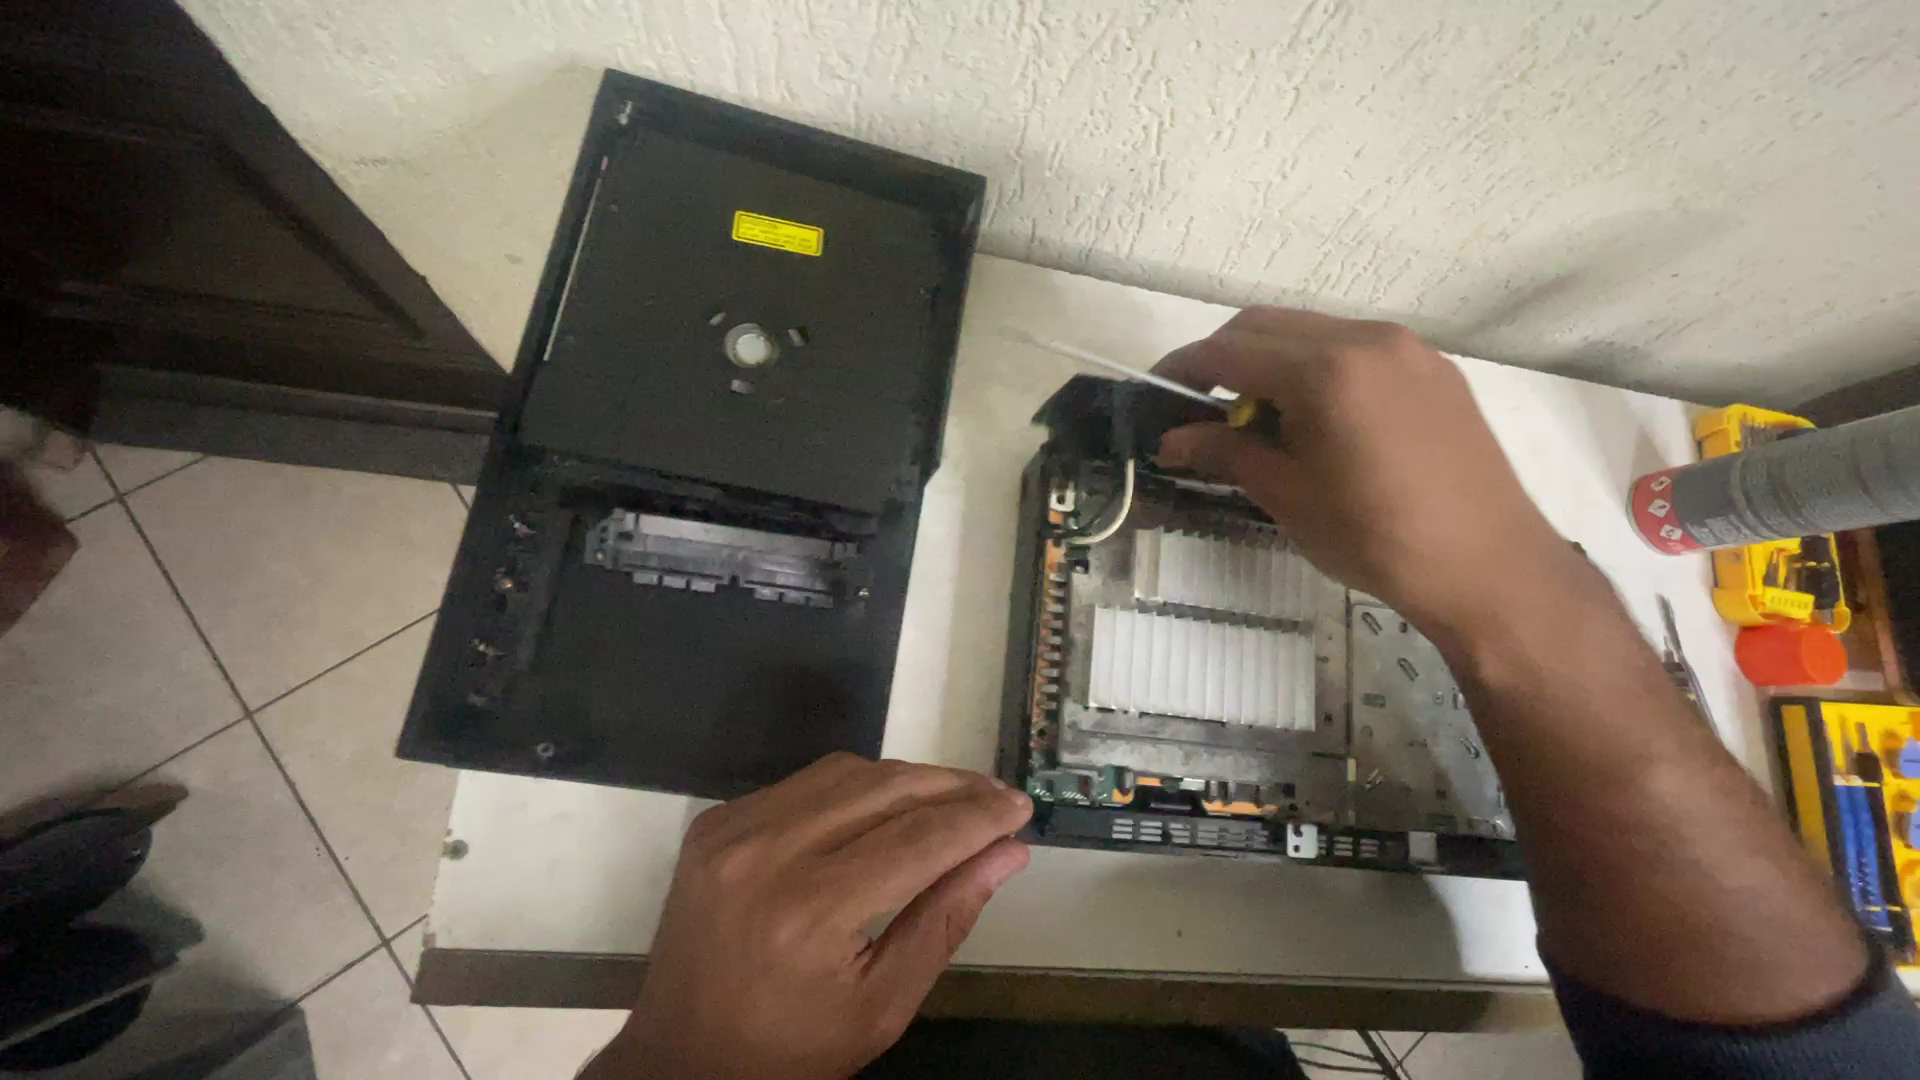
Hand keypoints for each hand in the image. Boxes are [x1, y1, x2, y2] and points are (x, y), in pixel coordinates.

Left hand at [589, 753, 1031, 1079]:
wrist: (678, 1061)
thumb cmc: (791, 1051)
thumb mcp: (883, 1006)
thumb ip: (948, 918)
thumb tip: (1008, 852)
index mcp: (813, 912)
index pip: (920, 839)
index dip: (979, 818)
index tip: (1021, 807)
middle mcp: (769, 852)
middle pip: (887, 789)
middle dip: (954, 787)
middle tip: (998, 797)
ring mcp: (735, 828)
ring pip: (849, 772)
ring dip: (911, 779)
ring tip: (954, 798)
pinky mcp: (718, 820)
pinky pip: (806, 782)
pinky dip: (858, 785)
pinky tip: (887, 805)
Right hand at [1153, 307, 1580, 637]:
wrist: (1487, 565)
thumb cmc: (1374, 537)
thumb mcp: (1285, 495)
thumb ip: (1223, 453)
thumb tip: (1171, 440)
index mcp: (1326, 371)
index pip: (1228, 351)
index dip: (1182, 369)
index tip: (1154, 392)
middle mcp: (1366, 339)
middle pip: (1264, 326)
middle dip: (1220, 359)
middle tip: (1198, 408)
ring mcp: (1405, 348)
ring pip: (1309, 331)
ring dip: (1267, 362)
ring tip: (1255, 419)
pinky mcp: (1430, 367)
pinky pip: (1351, 347)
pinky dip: (1312, 367)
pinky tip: (1311, 417)